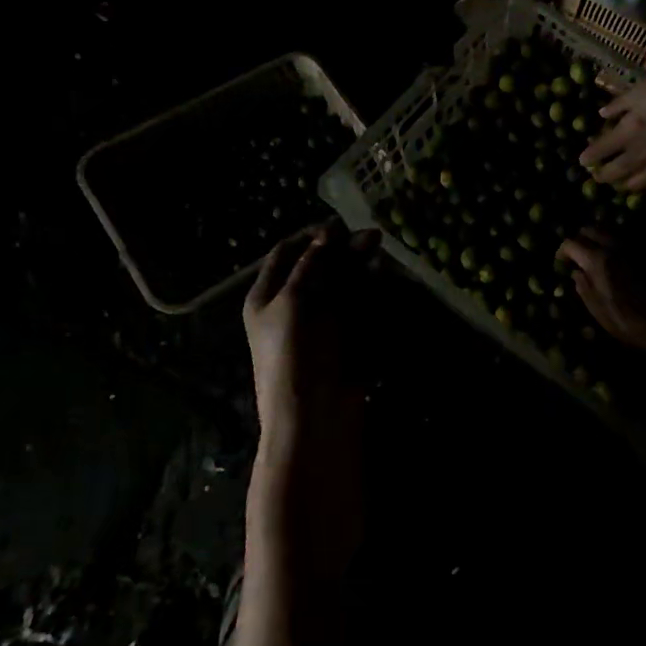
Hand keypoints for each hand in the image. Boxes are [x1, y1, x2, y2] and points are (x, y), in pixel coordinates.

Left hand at [244, 222, 378, 444]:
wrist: (312, 420)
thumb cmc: (293, 355)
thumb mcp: (293, 302)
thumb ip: (311, 265)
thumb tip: (327, 234)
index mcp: (265, 297)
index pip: (285, 254)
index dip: (310, 236)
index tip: (338, 226)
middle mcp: (288, 307)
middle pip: (316, 268)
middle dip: (341, 250)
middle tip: (371, 237)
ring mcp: (316, 324)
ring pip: (338, 285)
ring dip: (357, 266)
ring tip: (377, 250)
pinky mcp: (340, 340)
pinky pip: (353, 306)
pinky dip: (365, 289)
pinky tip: (380, 276)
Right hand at [557, 228, 645, 358]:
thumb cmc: (629, 322)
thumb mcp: (598, 310)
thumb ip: (583, 287)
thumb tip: (576, 273)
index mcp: (597, 260)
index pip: (571, 243)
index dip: (563, 251)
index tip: (562, 263)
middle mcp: (614, 246)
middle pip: (590, 229)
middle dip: (580, 240)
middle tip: (579, 256)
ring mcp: (633, 246)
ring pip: (609, 230)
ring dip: (599, 239)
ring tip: (598, 255)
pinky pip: (626, 239)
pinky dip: (616, 244)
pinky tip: (619, 259)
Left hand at [578, 61, 645, 192]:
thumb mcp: (644, 89)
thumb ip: (619, 105)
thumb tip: (602, 115)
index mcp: (629, 134)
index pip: (599, 153)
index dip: (588, 157)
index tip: (582, 160)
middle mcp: (642, 157)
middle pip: (612, 176)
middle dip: (601, 175)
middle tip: (597, 173)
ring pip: (634, 187)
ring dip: (623, 183)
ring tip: (620, 177)